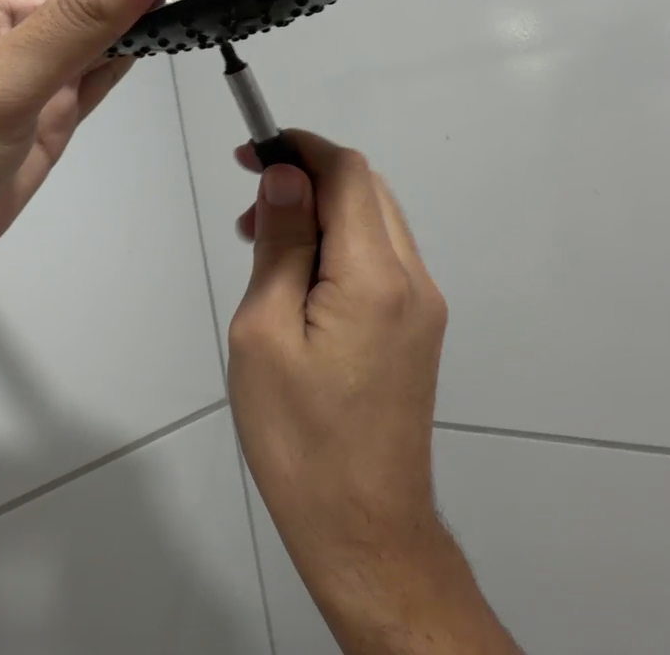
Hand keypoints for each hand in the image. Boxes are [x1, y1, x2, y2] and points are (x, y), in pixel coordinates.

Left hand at [0, 0, 175, 284]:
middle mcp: (28, 31)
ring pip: (110, 32)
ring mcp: (42, 76)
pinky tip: (165, 43)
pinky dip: (135, 59)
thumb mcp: (12, 75)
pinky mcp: (52, 116)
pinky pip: (102, 75)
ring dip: (154, 17)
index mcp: (10, 3)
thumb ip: (83, 12)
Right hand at [226, 132, 465, 637]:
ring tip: (260, 243)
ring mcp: (422, 308)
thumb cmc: (297, 432)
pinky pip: (378, 260)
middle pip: (367, 190)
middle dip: (306, 176)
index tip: (247, 153)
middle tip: (247, 206)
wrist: (361, 524)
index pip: (347, 174)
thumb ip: (281, 245)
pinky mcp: (416, 331)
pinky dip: (336, 244)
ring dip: (319, 210)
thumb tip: (283, 176)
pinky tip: (296, 277)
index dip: (298, 147)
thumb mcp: (264, 330)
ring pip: (374, 222)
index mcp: (376, 277)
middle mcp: (414, 281)